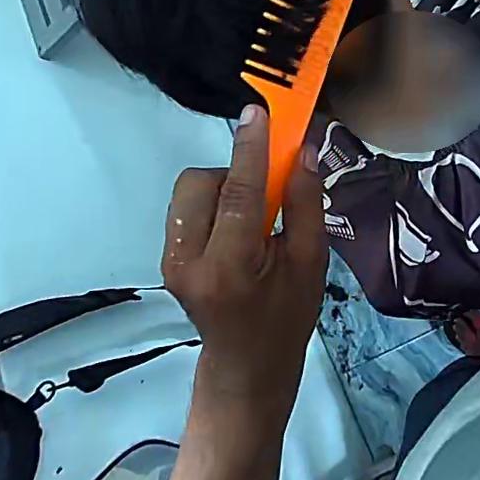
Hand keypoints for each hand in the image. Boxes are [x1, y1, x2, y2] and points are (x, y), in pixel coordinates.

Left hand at [162, 104, 327, 422]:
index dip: (251, 149)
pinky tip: (235, 231)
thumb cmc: (287, 318)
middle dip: (234, 173)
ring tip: (251, 218)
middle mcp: (190, 260)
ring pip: (189, 192)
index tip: (258, 113)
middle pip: (201, 183)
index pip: (239, 194)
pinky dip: (213, 204)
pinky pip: (186, 208)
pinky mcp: (167, 258)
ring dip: (223, 188)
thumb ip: (306, 205)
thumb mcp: (311, 264)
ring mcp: (171, 260)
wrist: (246, 366)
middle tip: (266, 194)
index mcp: (232, 267)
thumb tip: (304, 153)